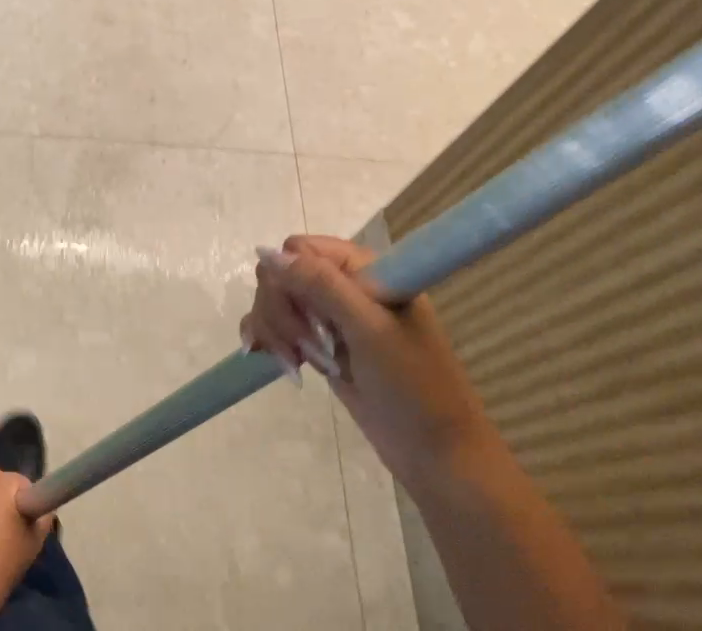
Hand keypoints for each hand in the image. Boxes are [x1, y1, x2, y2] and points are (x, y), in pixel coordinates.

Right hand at [240, 235, 502, 486]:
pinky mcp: (319, 344)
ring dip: (274, 331)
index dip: (289, 279)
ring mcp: (331, 317)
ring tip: (296, 366)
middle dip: (280, 313)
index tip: (304, 318)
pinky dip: (268, 340)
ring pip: (274, 302)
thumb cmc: (413, 386)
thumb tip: (265, 253)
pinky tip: (277, 363)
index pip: (299, 249)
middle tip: (302, 351)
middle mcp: (344, 285)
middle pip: (280, 275)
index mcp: (363, 269)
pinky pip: (276, 327)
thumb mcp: (368, 330)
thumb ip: (320, 285)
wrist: (435, 452)